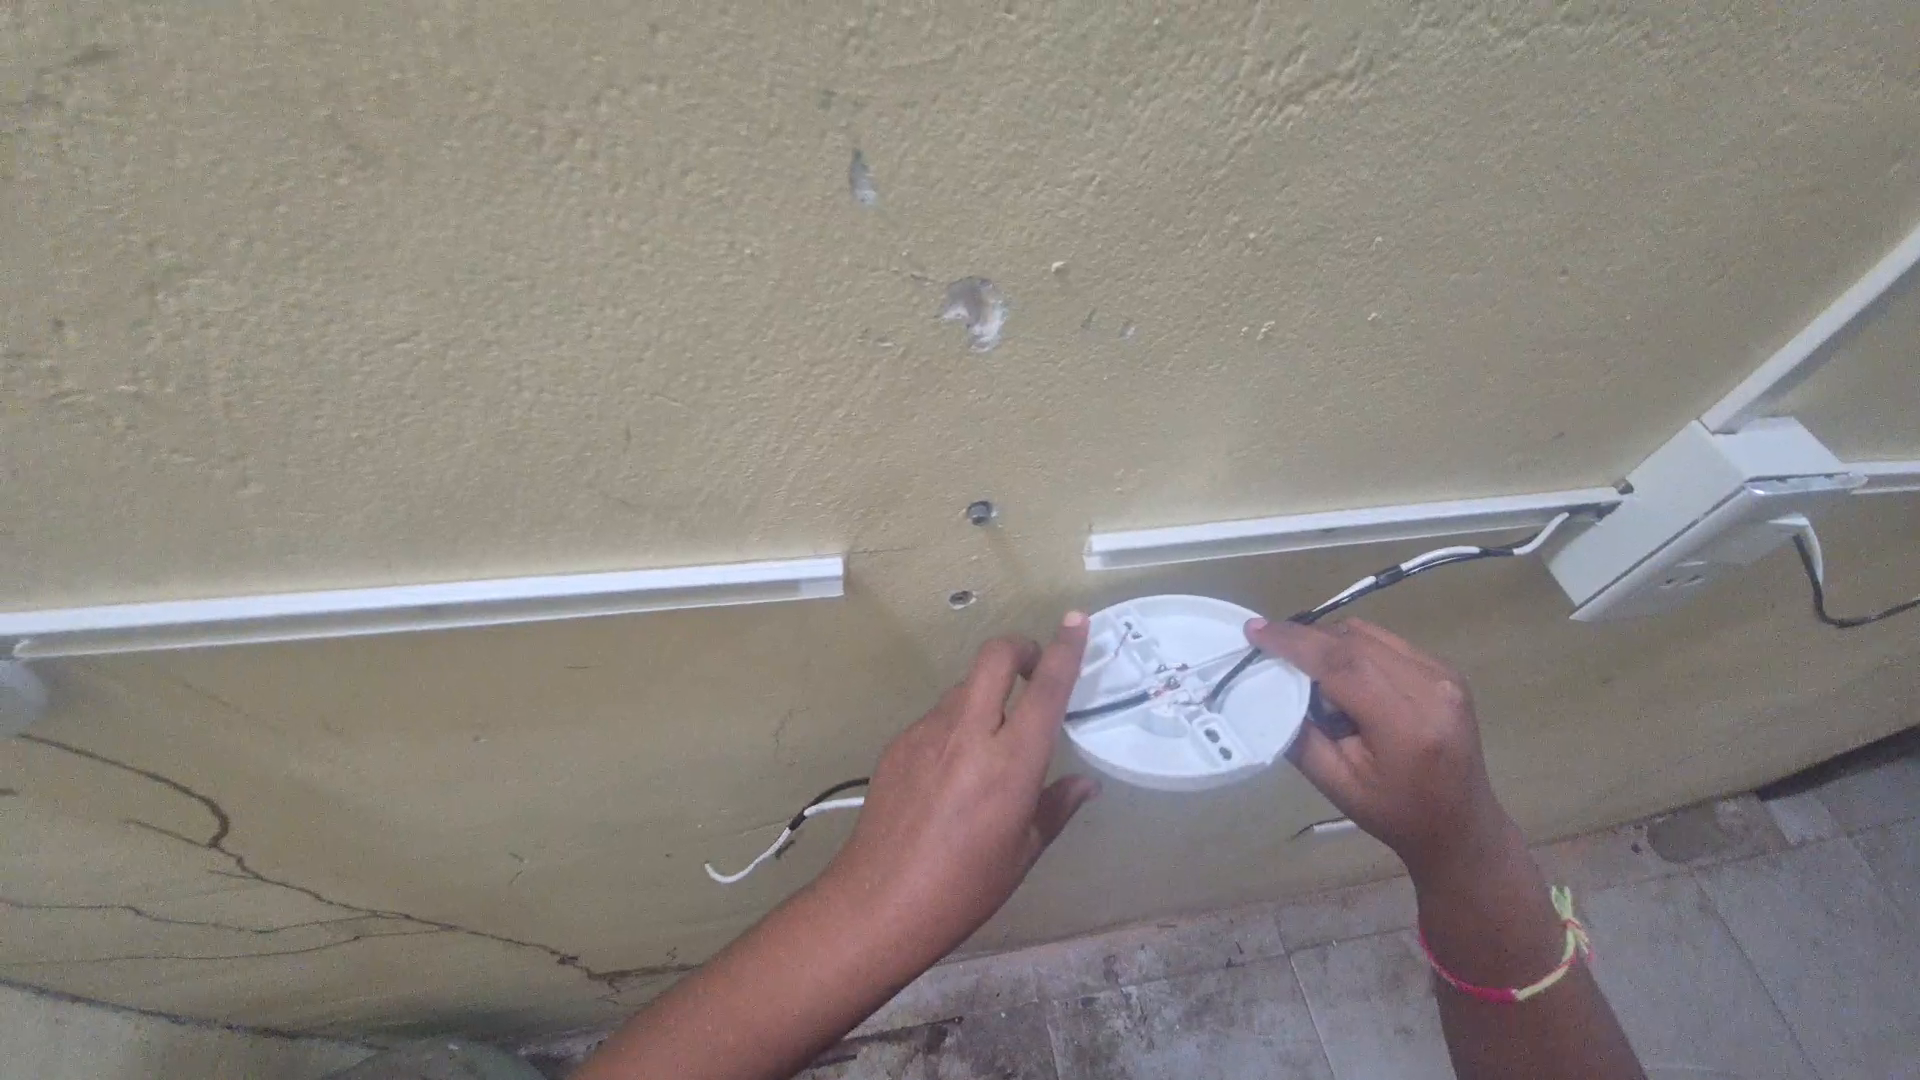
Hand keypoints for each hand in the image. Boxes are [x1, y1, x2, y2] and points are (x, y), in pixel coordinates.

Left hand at [818, 613, 1101, 961]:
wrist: (879, 901)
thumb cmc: (965, 886)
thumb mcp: (1023, 852)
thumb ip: (1056, 807)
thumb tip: (1085, 783)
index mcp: (1010, 761)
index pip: (1045, 688)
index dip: (1064, 649)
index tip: (1075, 621)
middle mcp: (968, 732)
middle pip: (994, 658)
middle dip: (1019, 648)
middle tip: (1032, 671)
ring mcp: (927, 733)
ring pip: (963, 688)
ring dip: (985, 695)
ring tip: (990, 742)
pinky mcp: (898, 743)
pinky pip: (937, 718)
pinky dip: (955, 726)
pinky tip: (951, 772)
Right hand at [1245, 617, 1510, 875]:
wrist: (1462, 826)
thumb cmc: (1394, 812)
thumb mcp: (1334, 783)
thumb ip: (1299, 733)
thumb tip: (1268, 685)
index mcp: (1407, 725)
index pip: (1342, 665)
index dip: (1294, 643)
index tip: (1255, 632)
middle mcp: (1433, 689)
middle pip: (1353, 642)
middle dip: (1303, 637)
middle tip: (1266, 642)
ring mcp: (1444, 675)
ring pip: (1368, 634)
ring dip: (1327, 640)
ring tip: (1301, 661)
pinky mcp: (1445, 670)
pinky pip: (1385, 641)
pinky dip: (1352, 646)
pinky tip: (1337, 669)